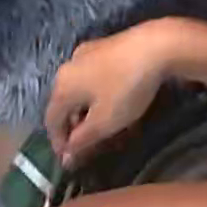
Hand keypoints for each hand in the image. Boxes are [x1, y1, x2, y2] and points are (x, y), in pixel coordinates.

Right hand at [44, 19, 201, 166]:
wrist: (155, 45)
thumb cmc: (125, 88)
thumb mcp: (103, 122)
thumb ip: (82, 141)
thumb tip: (66, 157)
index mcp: (62, 85)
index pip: (51, 121)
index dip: (60, 143)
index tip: (72, 161)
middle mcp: (69, 64)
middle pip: (65, 103)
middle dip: (75, 126)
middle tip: (90, 146)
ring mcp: (87, 52)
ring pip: (81, 89)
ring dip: (88, 111)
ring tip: (105, 127)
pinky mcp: (106, 46)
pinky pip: (94, 77)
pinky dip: (99, 94)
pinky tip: (116, 103)